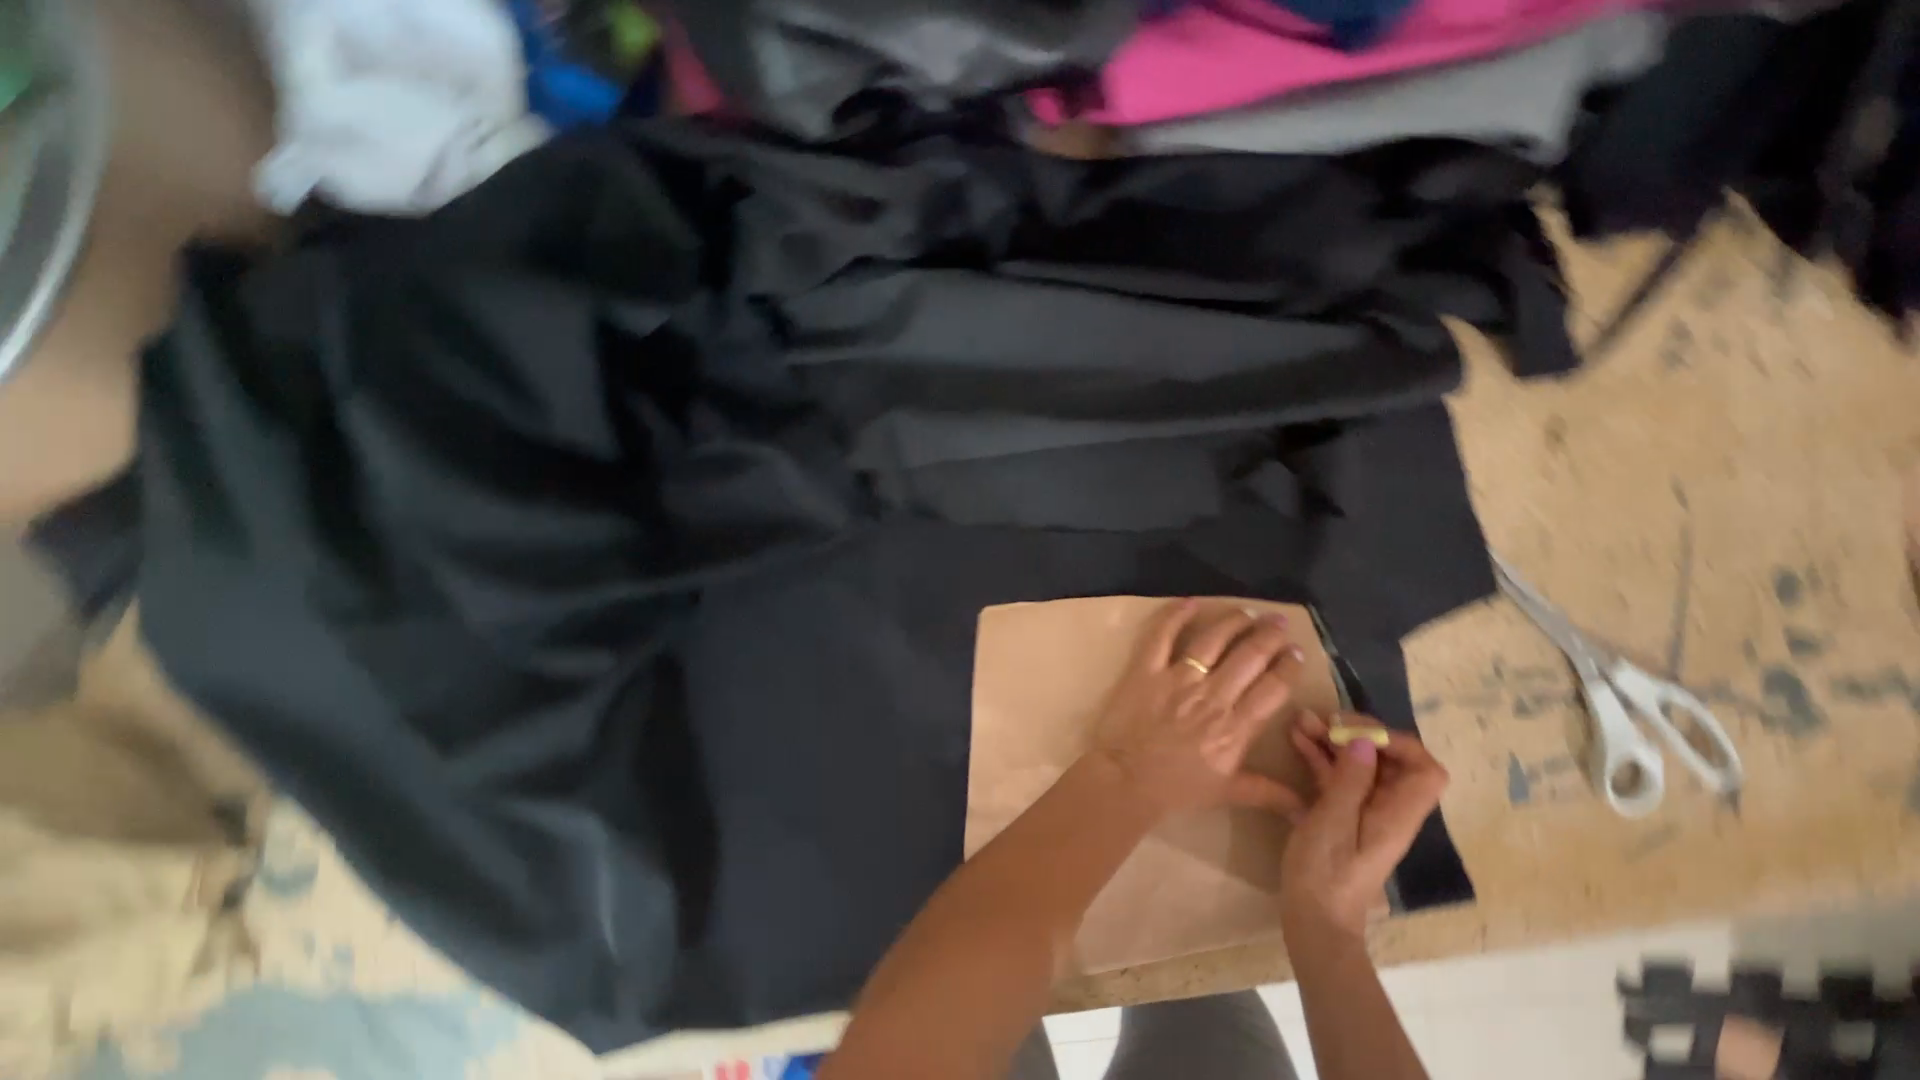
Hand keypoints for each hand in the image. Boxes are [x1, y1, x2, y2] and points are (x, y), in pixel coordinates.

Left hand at [1090, 599, 1307, 818]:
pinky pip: (1162, 635)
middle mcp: (1213, 697)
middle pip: (1249, 656)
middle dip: (1270, 636)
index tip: (1297, 652)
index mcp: (1236, 726)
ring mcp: (1178, 680)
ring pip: (1213, 640)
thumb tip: (1305, 805)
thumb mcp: (1227, 792)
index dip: (1288, 666)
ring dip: (1234, 622)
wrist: (1125, 781)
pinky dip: (1176, 615)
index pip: (1272, 688)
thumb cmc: (1177, 789)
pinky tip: (1191, 602)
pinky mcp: (1146, 671)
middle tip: (1279, 623)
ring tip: (1248, 612)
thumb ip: (1267, 791)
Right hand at [1274, 712, 1449, 940]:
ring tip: (1301, 722)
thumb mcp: (1332, 822)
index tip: (1357, 732)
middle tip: (1322, 719)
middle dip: (1357, 734)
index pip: (1424, 769)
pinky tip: (1298, 741)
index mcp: (1398, 814)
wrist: (1312, 921)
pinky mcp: (1340, 818)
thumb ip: (1350, 780)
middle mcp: (1387, 810)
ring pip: (1358, 767)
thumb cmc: (1325, 874)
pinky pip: (1338, 779)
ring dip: (1333, 742)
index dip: (1398, 743)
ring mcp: (1363, 813)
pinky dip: (1321, 759)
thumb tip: (1364, 741)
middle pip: (1388, 761)